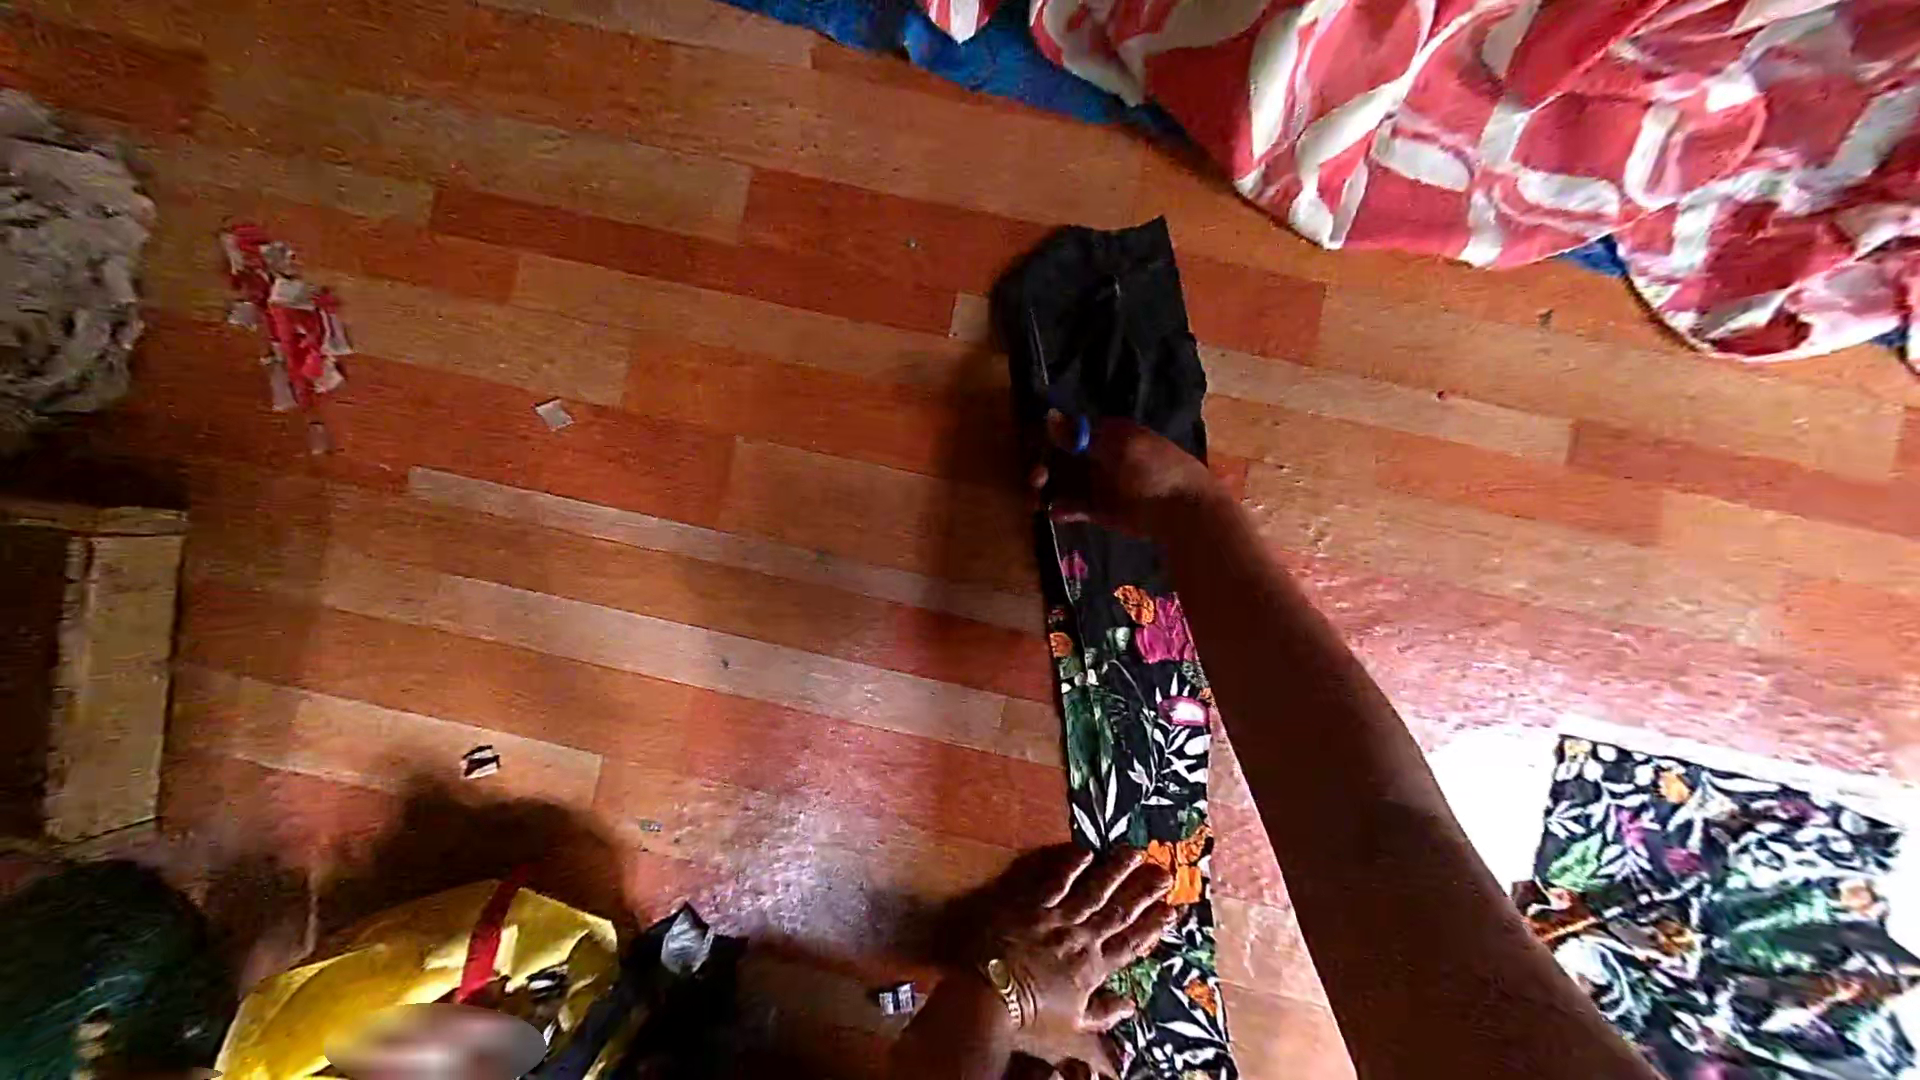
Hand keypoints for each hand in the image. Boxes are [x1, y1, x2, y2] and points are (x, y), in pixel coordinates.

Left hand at [981, 846, 1176, 1059]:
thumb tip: (1132, 1006)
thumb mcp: (1072, 1029)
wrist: (990, 995)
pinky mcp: (1033, 904)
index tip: (1172, 910)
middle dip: (1143, 891)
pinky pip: (1056, 881)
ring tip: (1134, 852)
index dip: (1152, 927)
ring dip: (1115, 871)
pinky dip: (1071, 866)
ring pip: (1093, 891)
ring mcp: (1057, 918)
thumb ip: (1104, 1014)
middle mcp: (1081, 939)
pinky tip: (1086, 850)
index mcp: (1093, 969)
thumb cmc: (1029, 1016)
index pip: (1130, 945)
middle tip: (1164, 872)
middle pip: (1118, 912)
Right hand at [1029, 413, 1225, 538]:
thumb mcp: (1119, 446)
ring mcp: (1100, 485)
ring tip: (1036, 501)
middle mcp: (1100, 458)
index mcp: (1108, 434)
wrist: (1183, 511)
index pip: (1069, 432)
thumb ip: (1082, 436)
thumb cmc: (1153, 471)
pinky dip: (1063, 509)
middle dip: (1044, 467)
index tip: (1036, 450)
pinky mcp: (1101, 511)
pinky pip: (1074, 507)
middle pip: (1061, 459)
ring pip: (1064, 484)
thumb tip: (1050, 415)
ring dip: (1047, 490)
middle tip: (1036, 480)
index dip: (1049, 439)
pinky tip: (1055, 513)